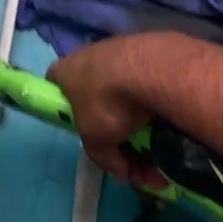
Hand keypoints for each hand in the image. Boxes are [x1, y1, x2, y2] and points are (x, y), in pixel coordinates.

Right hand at [48, 35, 168, 187]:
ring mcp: (114, 50)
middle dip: (112, 127)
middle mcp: (85, 56)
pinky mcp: (141, 51)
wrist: (147, 69)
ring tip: (159, 146)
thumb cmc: (106, 102)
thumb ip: (104, 159)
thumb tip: (124, 171)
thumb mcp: (96, 141)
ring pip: (121, 92)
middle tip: (130, 150)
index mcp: (63, 71)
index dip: (67, 111)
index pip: (55, 87)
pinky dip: (153, 105)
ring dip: (137, 120)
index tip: (84, 130)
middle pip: (93, 95)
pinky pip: (143, 84)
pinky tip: (167, 123)